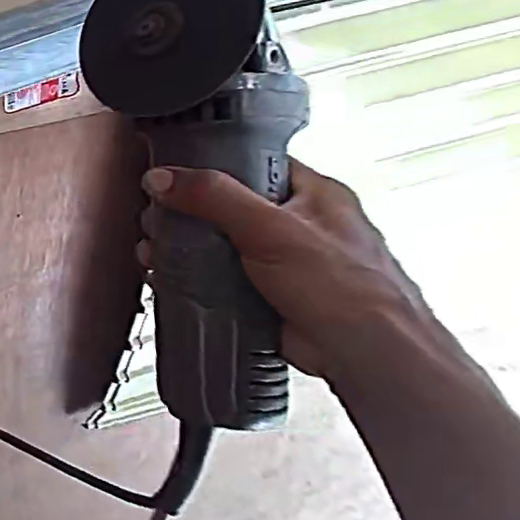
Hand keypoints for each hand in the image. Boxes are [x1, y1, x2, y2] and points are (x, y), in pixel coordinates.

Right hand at [138, 161, 443, 380]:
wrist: (365, 356)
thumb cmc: (349, 291)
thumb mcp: (271, 228)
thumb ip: (214, 197)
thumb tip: (163, 178)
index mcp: (313, 196)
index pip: (255, 163)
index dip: (212, 163)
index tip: (173, 170)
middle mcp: (296, 225)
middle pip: (226, 205)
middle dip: (186, 212)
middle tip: (157, 217)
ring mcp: (279, 261)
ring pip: (218, 243)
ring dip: (183, 246)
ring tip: (154, 249)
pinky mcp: (263, 293)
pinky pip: (218, 276)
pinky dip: (191, 276)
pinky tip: (170, 276)